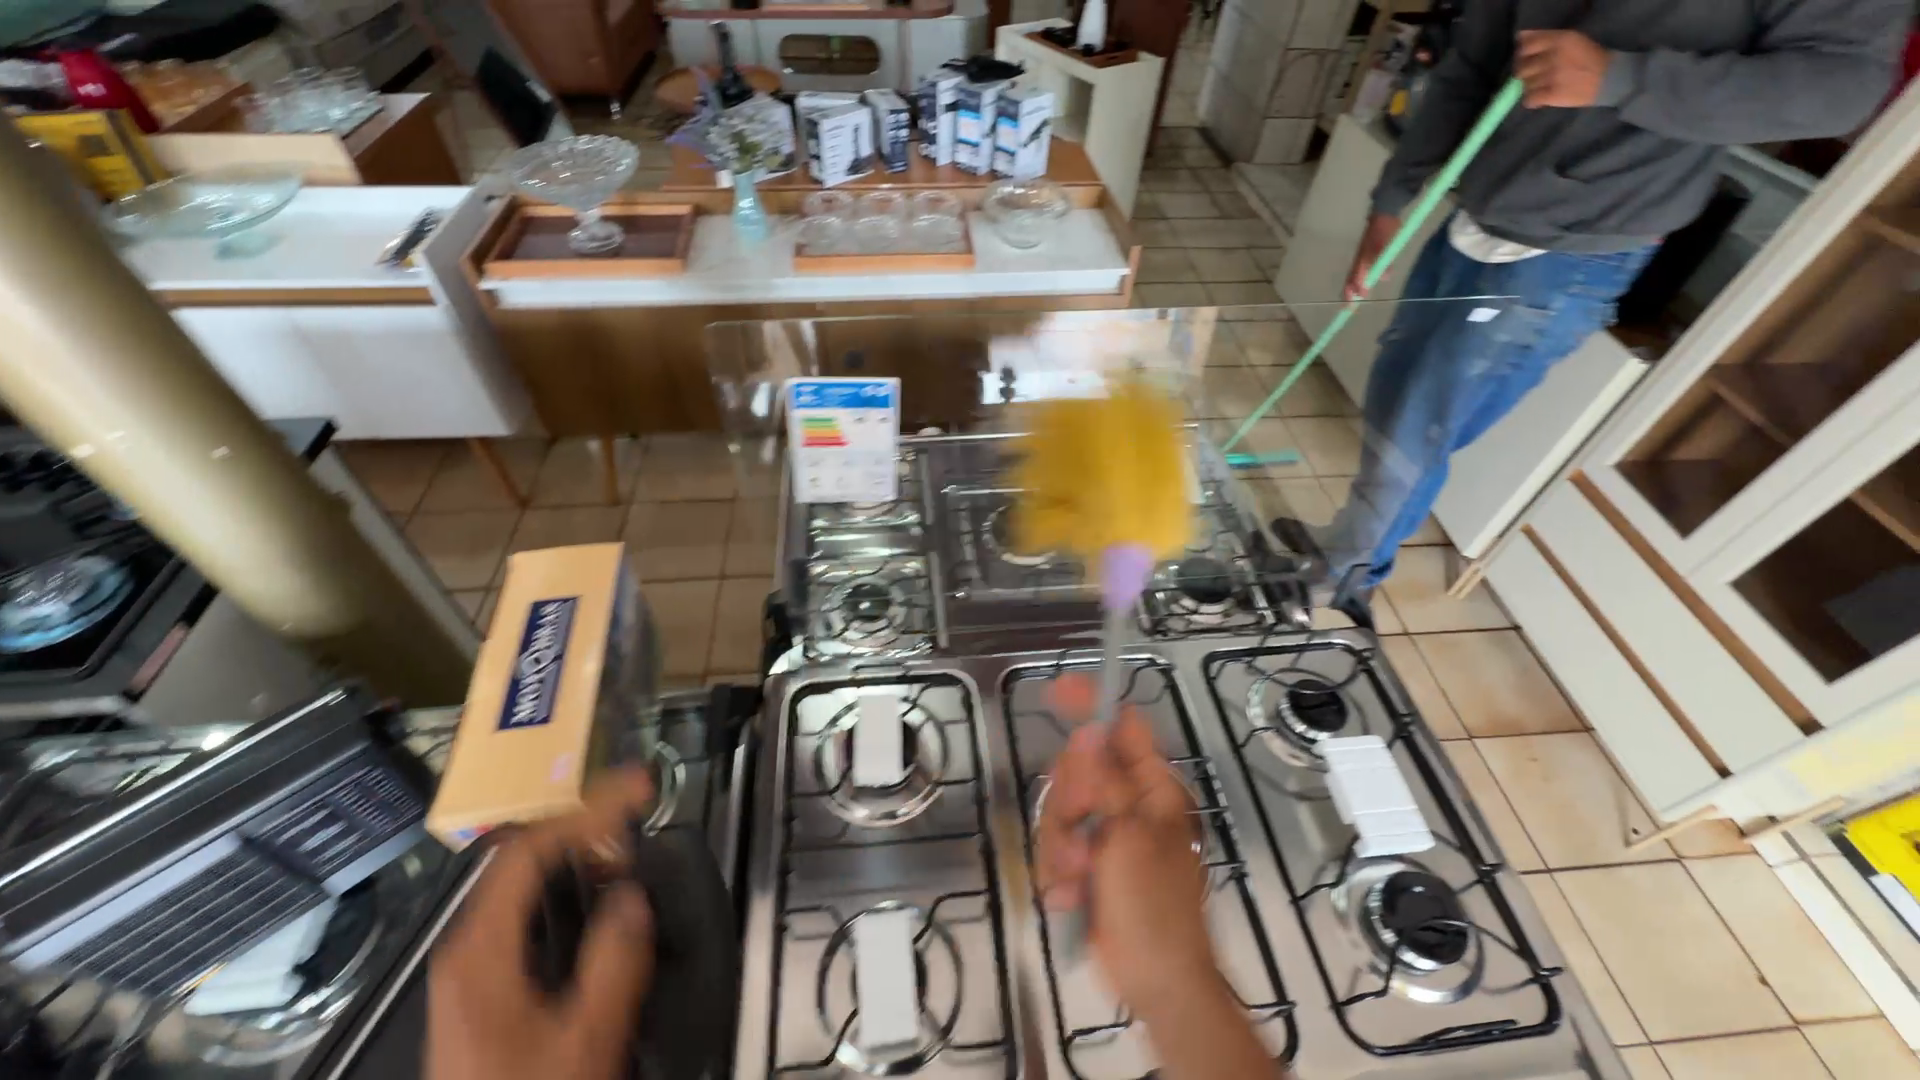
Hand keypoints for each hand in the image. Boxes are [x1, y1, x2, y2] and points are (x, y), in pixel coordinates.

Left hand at [427, 771, 657, 1079]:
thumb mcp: (584, 1038)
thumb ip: (614, 962)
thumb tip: (633, 897)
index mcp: (480, 950)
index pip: (528, 850)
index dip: (586, 811)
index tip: (636, 791)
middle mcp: (466, 947)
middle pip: (521, 855)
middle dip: (583, 822)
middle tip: (636, 807)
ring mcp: (470, 965)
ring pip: (521, 881)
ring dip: (575, 851)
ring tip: (623, 840)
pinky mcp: (482, 983)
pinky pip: (524, 907)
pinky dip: (564, 882)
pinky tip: (594, 892)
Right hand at [1034, 676, 1219, 1018]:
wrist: (1154, 981)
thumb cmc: (1154, 905)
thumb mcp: (1130, 836)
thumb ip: (1107, 781)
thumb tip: (1090, 728)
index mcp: (1151, 788)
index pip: (1122, 728)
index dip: (1091, 706)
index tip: (1056, 691)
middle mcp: (1126, 802)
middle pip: (1077, 770)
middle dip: (1069, 802)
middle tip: (1081, 830)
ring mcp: (1103, 834)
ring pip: (1058, 811)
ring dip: (1060, 848)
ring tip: (1079, 879)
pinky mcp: (1084, 865)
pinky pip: (1053, 849)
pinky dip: (1058, 875)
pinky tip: (1072, 899)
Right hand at [1345, 213, 1399, 300]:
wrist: (1385, 211)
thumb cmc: (1385, 228)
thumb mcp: (1386, 244)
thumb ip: (1384, 260)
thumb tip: (1383, 278)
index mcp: (1361, 260)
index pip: (1353, 280)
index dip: (1352, 293)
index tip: (1353, 305)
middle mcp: (1358, 260)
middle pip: (1350, 280)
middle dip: (1350, 294)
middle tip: (1350, 307)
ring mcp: (1362, 256)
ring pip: (1354, 276)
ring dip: (1354, 288)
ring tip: (1355, 298)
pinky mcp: (1367, 252)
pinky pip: (1360, 270)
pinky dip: (1359, 279)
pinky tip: (1365, 282)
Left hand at [1515, 30, 1610, 107]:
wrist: (1607, 77)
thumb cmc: (1586, 58)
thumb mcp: (1570, 41)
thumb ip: (1545, 38)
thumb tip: (1520, 36)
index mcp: (1560, 40)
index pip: (1526, 46)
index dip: (1523, 55)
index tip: (1529, 59)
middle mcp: (1554, 56)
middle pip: (1521, 68)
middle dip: (1527, 73)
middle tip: (1537, 75)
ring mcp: (1552, 76)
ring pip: (1525, 85)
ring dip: (1531, 87)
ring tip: (1544, 85)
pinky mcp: (1551, 94)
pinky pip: (1528, 100)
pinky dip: (1533, 100)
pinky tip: (1543, 97)